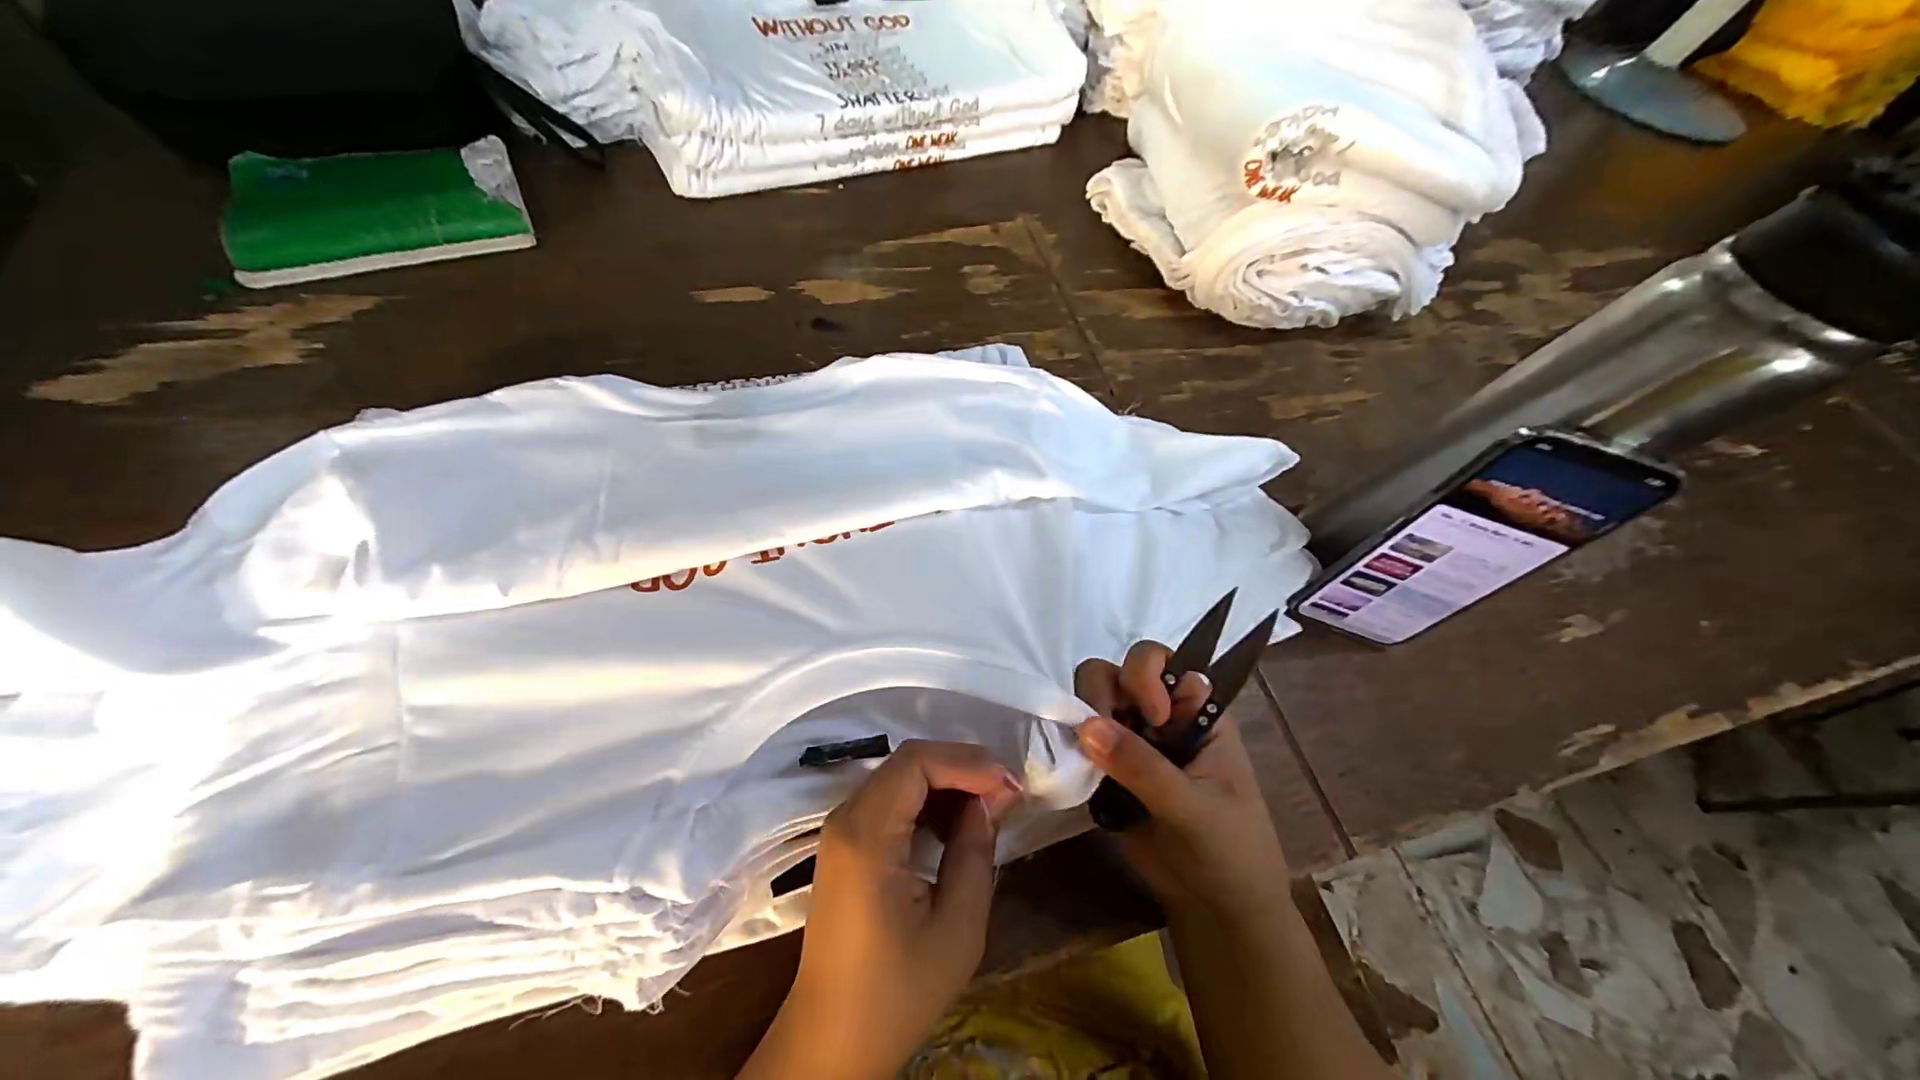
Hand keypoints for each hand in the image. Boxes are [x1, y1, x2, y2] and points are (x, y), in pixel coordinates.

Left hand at [739, 740, 1024, 1079]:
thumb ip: (976, 850)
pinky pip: (890, 800)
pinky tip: (956, 825)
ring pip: (899, 777)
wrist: (833, 1038)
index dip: (968, 762)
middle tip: (1008, 793)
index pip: (916, 763)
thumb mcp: (957, 927)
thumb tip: (993, 798)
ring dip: (947, 782)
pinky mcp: (846, 844)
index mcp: (867, 835)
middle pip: (907, 763)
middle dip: (962, 767)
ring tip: (991, 807)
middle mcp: (846, 819)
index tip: (1011, 785)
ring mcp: (841, 830)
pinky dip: (927, 802)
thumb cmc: (897, 991)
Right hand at [1075, 642, 1291, 919]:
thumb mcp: (1194, 807)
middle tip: (1099, 738)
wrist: (1217, 909)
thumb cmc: (1229, 850)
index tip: (1151, 715)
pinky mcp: (1107, 769)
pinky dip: (1070, 746)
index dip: (1145, 674)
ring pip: (1092, 704)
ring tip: (1087, 760)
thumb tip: (1084, 724)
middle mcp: (1161, 716)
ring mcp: (1131, 741)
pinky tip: (1074, 769)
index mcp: (1197, 711)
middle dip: (1101, 694)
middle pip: (1116, 674)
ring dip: (1081, 719)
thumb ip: (1143, 766)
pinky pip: (1080, 742)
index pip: (1161, 662)